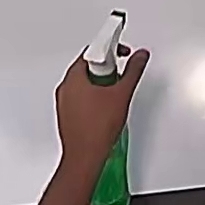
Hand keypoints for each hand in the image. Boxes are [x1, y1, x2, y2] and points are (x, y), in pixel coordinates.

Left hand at [56, 46, 149, 173]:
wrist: (86, 156)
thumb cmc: (97, 128)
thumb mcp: (122, 93)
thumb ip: (133, 70)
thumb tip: (140, 56)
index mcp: (74, 78)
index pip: (91, 52)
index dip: (109, 48)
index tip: (121, 52)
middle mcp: (65, 89)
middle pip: (87, 67)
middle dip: (107, 67)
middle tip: (121, 73)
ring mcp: (65, 103)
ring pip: (84, 83)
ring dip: (101, 83)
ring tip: (116, 92)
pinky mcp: (68, 115)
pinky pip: (81, 98)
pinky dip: (94, 97)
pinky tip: (107, 107)